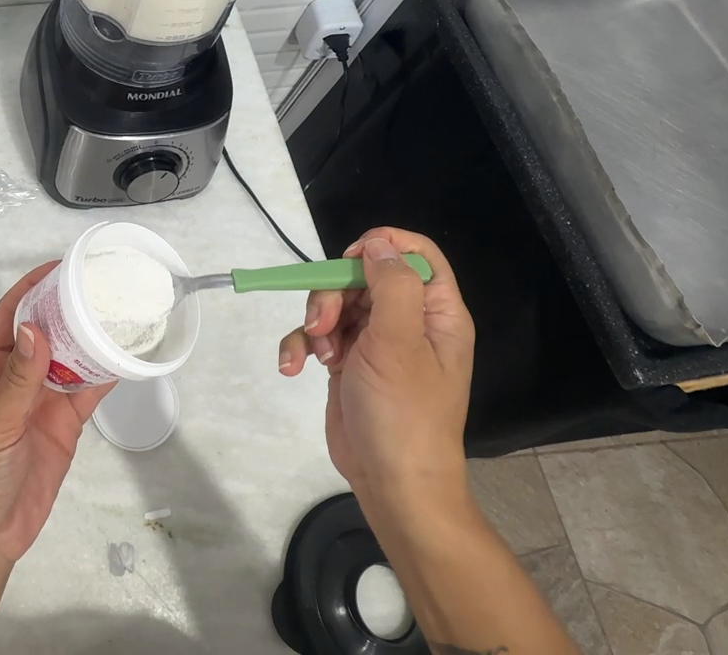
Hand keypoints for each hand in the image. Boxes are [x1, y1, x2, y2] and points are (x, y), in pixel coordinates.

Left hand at [0, 261, 113, 563]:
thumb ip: (18, 379)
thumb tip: (36, 329)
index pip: (11, 318)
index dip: (31, 290)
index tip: (58, 267)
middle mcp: (17, 377)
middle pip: (46, 333)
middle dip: (68, 310)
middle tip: (99, 285)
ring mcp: (43, 400)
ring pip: (71, 359)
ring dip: (89, 338)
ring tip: (118, 313)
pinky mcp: (65, 424)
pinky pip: (87, 392)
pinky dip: (104, 374)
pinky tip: (124, 355)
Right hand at [277, 228, 473, 505]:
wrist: (392, 482)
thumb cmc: (405, 411)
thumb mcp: (400, 343)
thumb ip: (392, 286)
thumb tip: (378, 245)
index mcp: (435, 312)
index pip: (415, 254)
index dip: (381, 246)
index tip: (350, 261)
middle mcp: (406, 321)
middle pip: (362, 275)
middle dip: (333, 294)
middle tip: (324, 324)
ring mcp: (374, 342)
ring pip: (334, 303)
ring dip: (316, 323)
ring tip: (319, 355)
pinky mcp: (347, 362)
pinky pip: (317, 335)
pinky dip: (301, 346)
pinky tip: (293, 367)